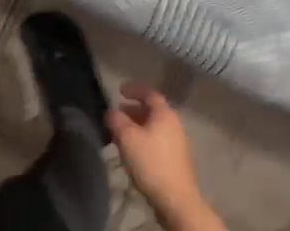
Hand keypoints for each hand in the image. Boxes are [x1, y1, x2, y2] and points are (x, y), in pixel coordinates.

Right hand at [107, 83, 217, 229]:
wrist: (177, 199)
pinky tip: (134, 151)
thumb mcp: (127, 138)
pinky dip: (144, 139)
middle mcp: (174, 124)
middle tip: (117, 114)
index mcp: (165, 113)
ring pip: (154, 127)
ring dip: (137, 126)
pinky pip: (158, 141)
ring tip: (121, 134)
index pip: (149, 93)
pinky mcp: (177, 159)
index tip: (119, 91)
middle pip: (152, 110)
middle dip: (133, 110)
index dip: (133, 89)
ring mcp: (178, 142)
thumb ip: (117, 120)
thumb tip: (111, 112)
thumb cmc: (151, 163)